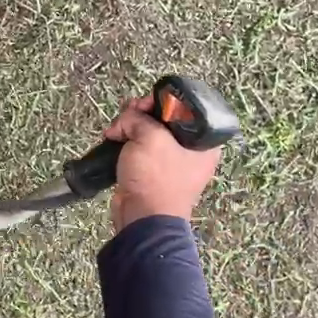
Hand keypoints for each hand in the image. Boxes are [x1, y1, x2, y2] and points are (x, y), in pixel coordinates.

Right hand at [103, 95, 221, 231]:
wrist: (144, 215)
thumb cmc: (155, 176)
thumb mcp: (150, 137)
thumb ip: (138, 118)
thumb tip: (126, 120)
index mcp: (204, 141)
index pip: (183, 108)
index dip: (159, 102)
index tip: (140, 106)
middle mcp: (191, 148)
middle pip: (162, 117)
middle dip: (138, 114)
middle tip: (124, 119)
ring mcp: (171, 159)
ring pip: (147, 130)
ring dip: (127, 126)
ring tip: (114, 132)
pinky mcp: (152, 168)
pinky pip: (139, 145)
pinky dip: (125, 140)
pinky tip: (113, 139)